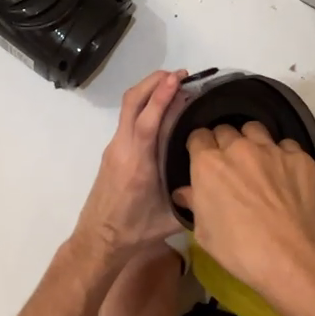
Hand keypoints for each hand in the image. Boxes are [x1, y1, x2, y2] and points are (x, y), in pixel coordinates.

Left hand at [66, 69, 187, 269]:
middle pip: (132, 103)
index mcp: (137, 164)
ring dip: (149, 92)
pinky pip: (129, 120)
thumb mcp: (170, 217)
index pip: (148, 121)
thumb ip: (192, 195)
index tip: (179, 78)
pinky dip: (145, 106)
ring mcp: (115, 148)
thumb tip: (216, 177)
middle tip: (181, 75)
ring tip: (176, 87)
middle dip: (154, 82)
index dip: (162, 97)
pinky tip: (165, 111)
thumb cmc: (135, 232)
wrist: (98, 240)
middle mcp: (122, 149)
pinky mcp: (113, 151)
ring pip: (128, 108)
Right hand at [172, 122, 314, 308]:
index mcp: (208, 164)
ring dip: (251, 141)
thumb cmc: (238, 250)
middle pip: (225, 130)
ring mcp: (272, 150)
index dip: (199, 147)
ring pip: (255, 130)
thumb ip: (193, 204)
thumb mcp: (204, 233)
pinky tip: (284, 174)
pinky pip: (287, 146)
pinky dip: (282, 155)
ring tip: (256, 160)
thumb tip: (184, 192)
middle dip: (223, 143)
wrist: (290, 257)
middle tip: (229, 164)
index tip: (202, 159)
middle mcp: (238, 148)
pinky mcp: (299, 158)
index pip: (198, 136)